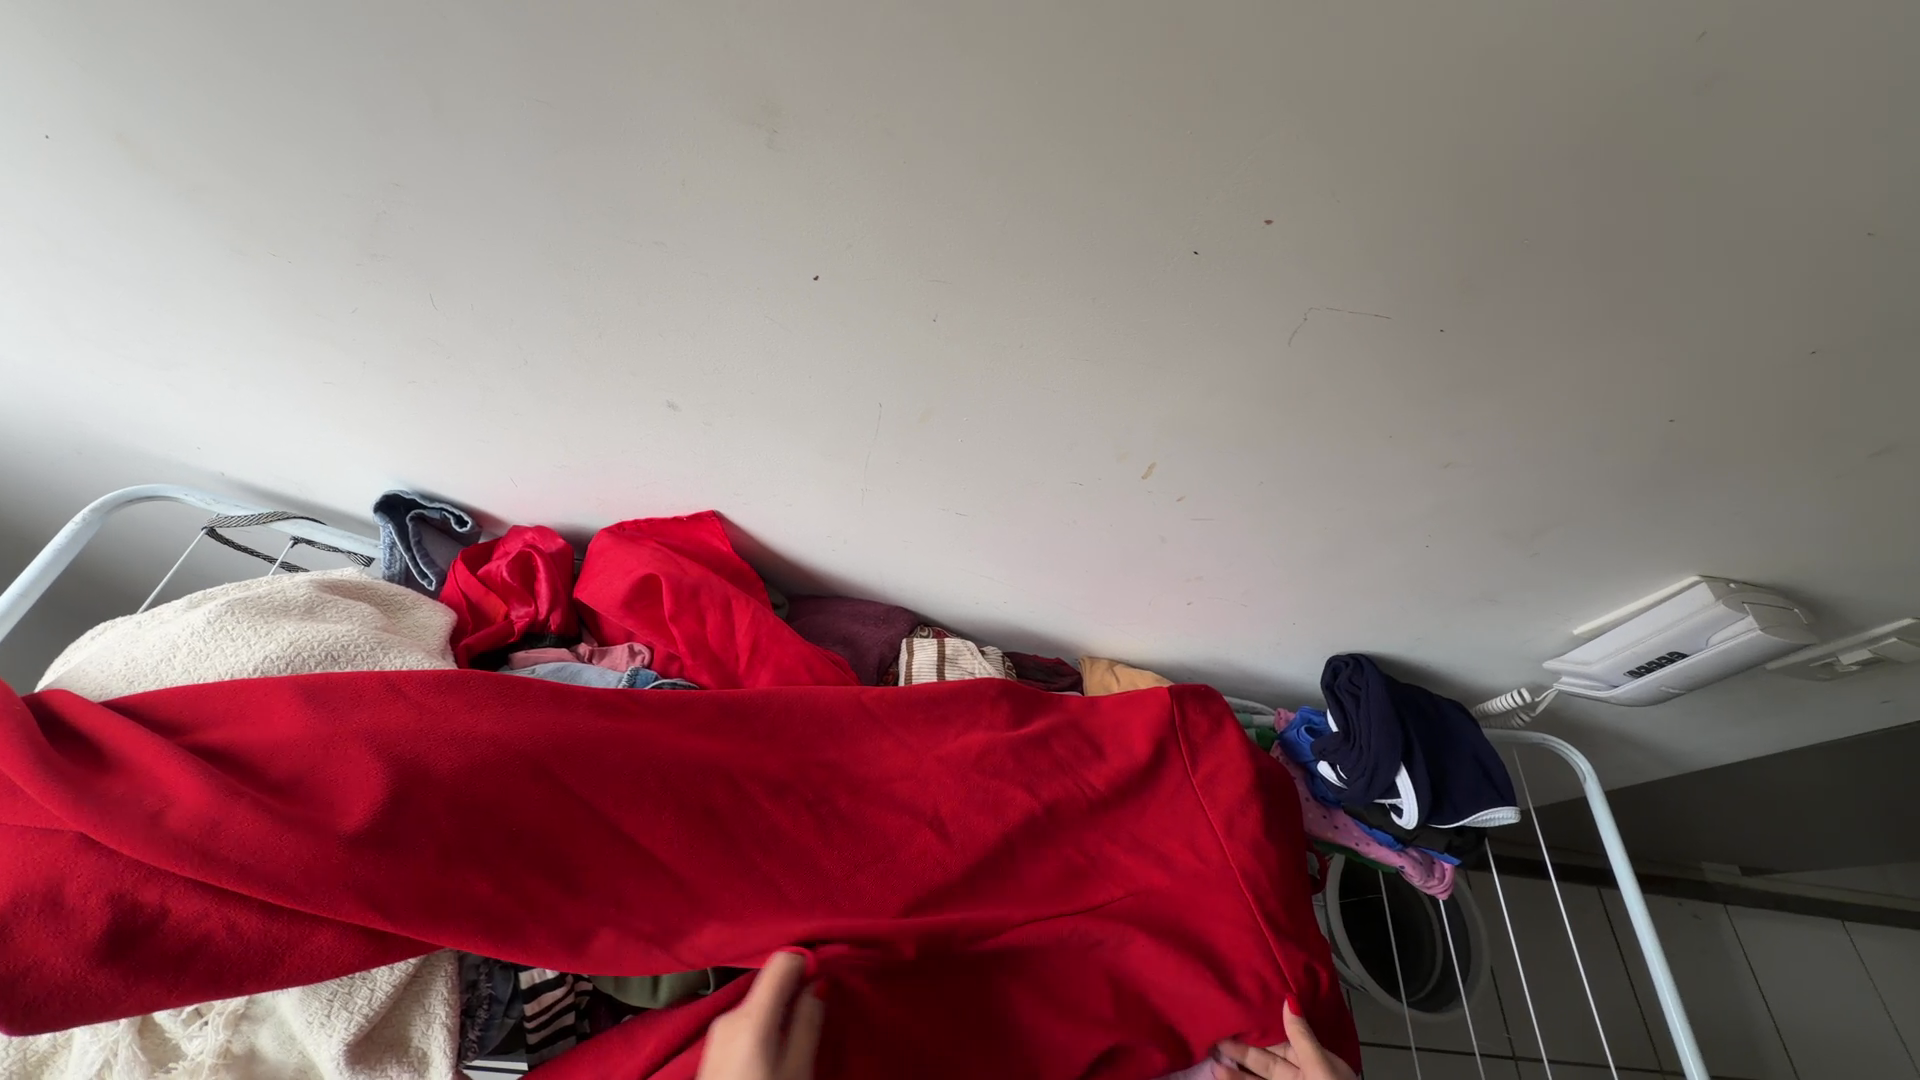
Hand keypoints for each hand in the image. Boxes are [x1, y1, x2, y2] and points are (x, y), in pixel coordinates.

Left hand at [695, 951, 824, 1079]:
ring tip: (792, 1045)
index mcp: (751, 1016)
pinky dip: (763, 1028)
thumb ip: (809, 1021)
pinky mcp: (712, 1048)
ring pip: (758, 1004)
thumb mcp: (798, 1070)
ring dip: (779, 1014)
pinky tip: (770, 1057)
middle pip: (769, 984)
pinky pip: (745, 1022)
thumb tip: (817, 983)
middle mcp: (729, 1014)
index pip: (782, 960)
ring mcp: (716, 1032)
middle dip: (793, 995)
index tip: (820, 982)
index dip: (805, 964)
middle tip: (812, 1021)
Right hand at [1210, 1004, 1356, 1079]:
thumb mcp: (1321, 1068)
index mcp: (1318, 1064)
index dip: (1261, 1030)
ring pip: (1258, 1079)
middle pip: (1267, 1060)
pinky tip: (1221, 1077)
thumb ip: (1301, 1037)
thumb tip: (1288, 996)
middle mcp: (1303, 1078)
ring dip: (1236, 1072)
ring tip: (1212, 1061)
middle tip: (1214, 1035)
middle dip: (1241, 1049)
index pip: (1285, 1041)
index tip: (1236, 1015)